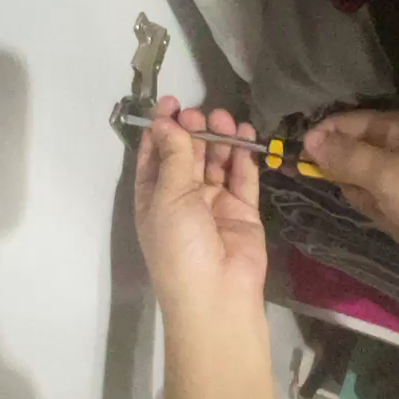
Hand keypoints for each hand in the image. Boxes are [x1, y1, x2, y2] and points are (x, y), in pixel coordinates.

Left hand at [134, 97, 267, 315]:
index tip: (171, 103)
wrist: (216, 294)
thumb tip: (166, 123)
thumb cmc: (179, 245)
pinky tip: (244, 135)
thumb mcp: (168, 196)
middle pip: (187, 155)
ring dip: (219, 140)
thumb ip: (173, 157)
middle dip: (193, 131)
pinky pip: (243, 177)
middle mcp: (182, 198)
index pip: (155, 155)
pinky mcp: (242, 210)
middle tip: (200, 116)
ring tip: (224, 121)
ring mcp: (214, 204)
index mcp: (153, 197)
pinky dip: (244, 156)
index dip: (162, 128)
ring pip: (216, 162)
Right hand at [303, 110, 398, 250]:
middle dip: (359, 188)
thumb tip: (309, 138)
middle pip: (354, 163)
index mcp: (396, 128)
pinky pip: (392, 212)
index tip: (300, 164)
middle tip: (376, 199)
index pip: (343, 124)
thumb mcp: (384, 175)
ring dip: (381, 211)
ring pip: (371, 193)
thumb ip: (344, 157)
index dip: (320, 141)